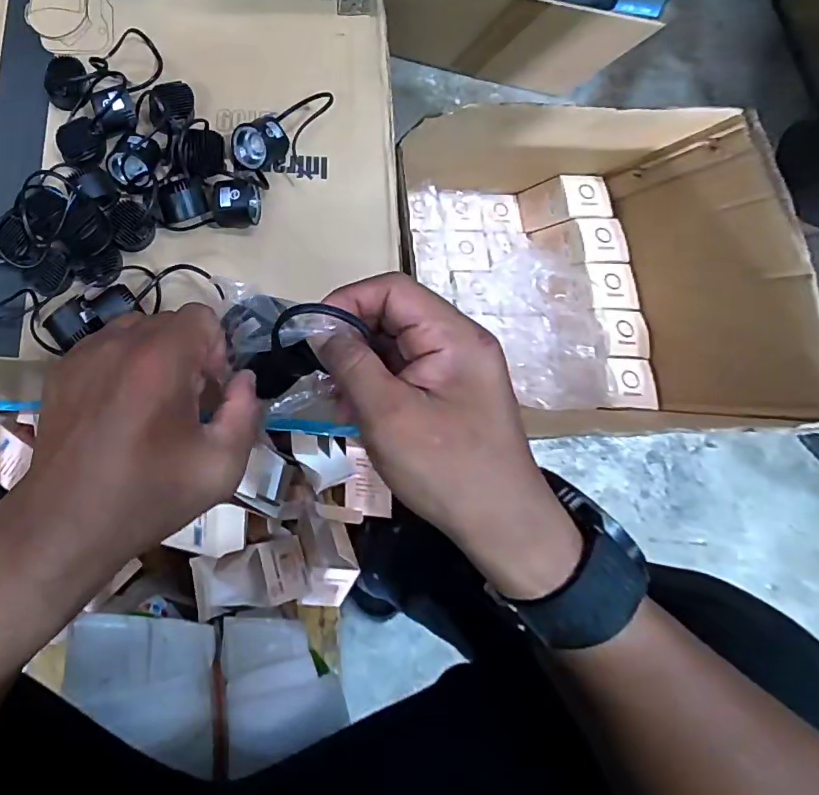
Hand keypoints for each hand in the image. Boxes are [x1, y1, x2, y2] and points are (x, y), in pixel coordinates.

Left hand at [16, 303, 262, 578]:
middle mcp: (119, 343)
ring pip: (133, 332)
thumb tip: (243, 380)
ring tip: (147, 406)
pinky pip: (103, 348)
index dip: (216, 350)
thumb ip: (244, 413)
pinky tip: (114, 412)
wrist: (66, 524)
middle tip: (182, 405)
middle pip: (168, 323)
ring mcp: (84, 353)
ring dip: (151, 357)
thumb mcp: (219, 467)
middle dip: (186, 355)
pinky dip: (118, 367)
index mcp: (160, 359)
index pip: (202, 317)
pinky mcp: (60, 370)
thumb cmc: (147, 496)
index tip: (209, 391)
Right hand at [313, 272, 583, 598]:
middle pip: (391, 314)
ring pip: (391, 344)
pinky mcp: (446, 392)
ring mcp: (453, 368)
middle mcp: (456, 342)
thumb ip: (350, 363)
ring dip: (356, 363)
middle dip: (349, 336)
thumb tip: (319, 328)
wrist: (503, 529)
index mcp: (453, 336)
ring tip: (332, 395)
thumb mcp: (387, 414)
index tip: (314, 333)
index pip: (392, 290)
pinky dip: (372, 383)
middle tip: (318, 368)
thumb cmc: (446, 469)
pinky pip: (400, 371)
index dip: (348, 301)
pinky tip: (350, 409)